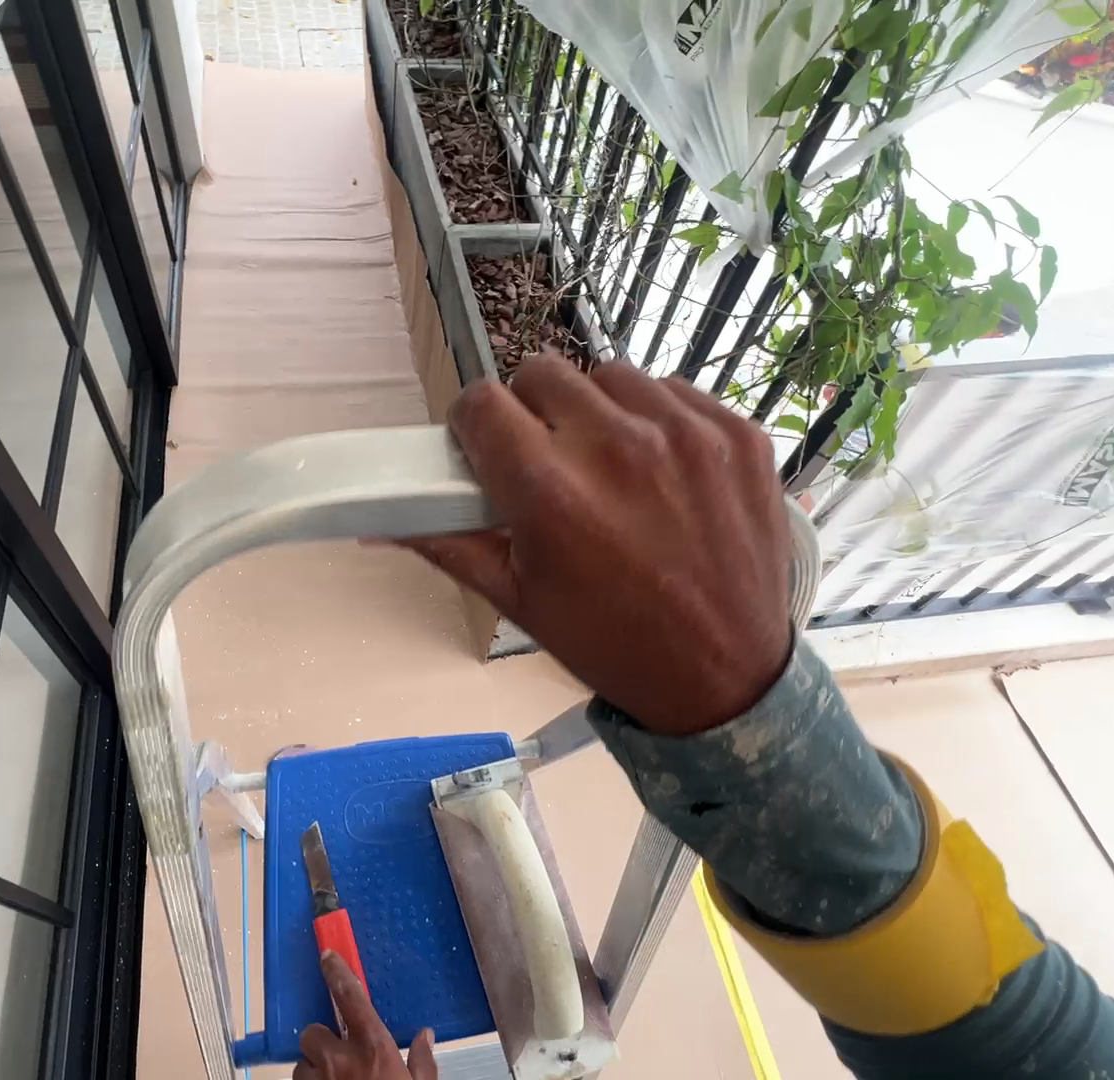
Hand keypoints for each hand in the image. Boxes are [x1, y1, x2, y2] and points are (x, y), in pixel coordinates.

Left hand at [296, 952, 436, 1079]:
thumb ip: (423, 1063)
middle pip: (312, 1033)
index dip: (337, 971)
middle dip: (321, 1043)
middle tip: (337, 1057)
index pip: (350, 996)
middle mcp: (340, 1059)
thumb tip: (425, 1036)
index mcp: (373, 1046)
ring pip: (302, 1065)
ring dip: (313, 1071)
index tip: (327, 956)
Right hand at [403, 352, 791, 734]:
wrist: (725, 678)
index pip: (481, 403)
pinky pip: (672, 391)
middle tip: (548, 459)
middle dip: (531, 412)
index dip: (475, 426)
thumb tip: (376, 521)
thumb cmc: (607, 643)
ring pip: (608, 375)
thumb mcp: (517, 599)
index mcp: (549, 492)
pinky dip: (656, 419)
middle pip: (540, 374)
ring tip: (610, 465)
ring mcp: (687, 433)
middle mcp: (617, 447)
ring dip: (595, 411)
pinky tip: (663, 470)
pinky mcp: (737, 433)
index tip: (489, 449)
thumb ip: (446, 544)